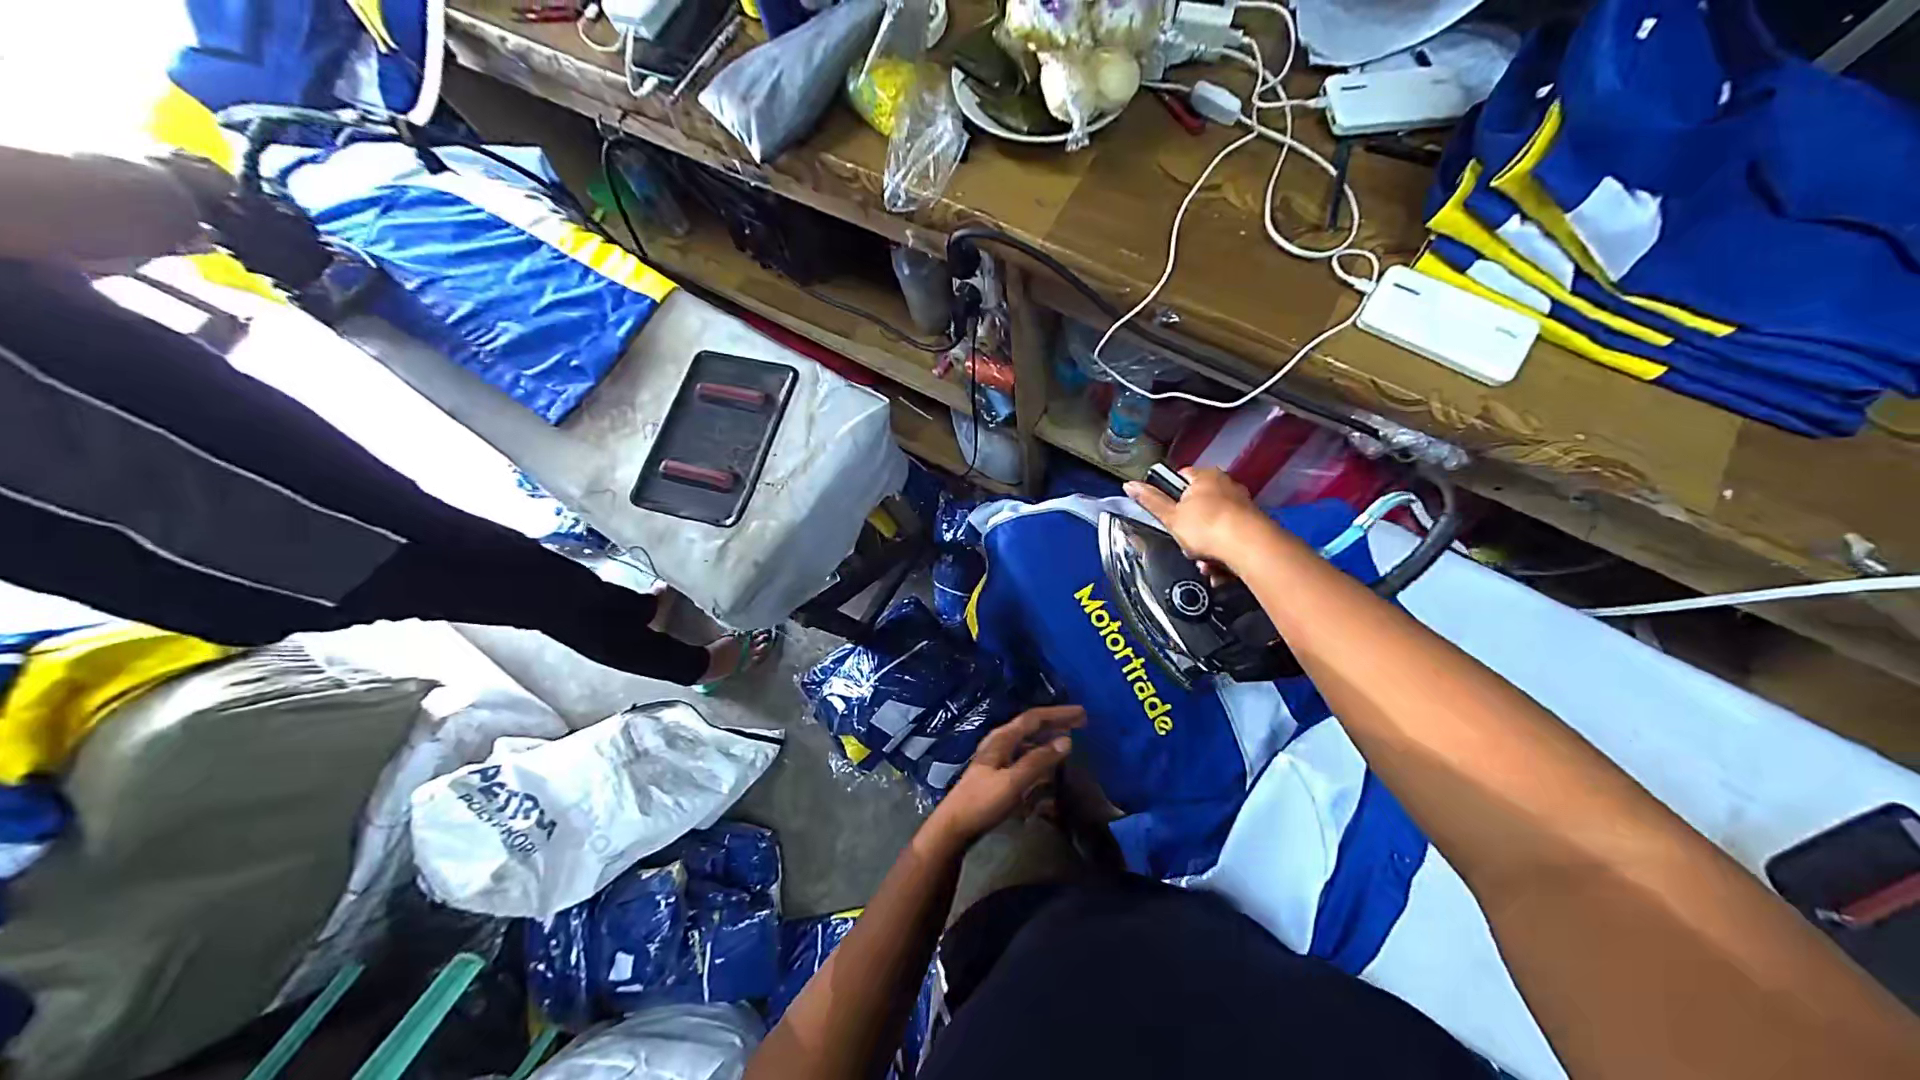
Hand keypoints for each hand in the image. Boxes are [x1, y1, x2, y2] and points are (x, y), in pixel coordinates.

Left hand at [925, 705, 1084, 847]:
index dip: (1058, 714)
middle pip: (1031, 727)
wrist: (954, 827)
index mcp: (1002, 739)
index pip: (1033, 718)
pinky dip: (1040, 758)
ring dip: (1048, 740)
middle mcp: (1000, 743)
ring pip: (1028, 743)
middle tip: (1080, 723)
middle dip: (1055, 724)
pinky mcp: (998, 775)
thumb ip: (1038, 761)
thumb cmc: (982, 802)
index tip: (1082, 713)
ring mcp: (998, 759)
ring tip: (1069, 743)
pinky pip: (1024, 759)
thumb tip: (1066, 741)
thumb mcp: (1013, 782)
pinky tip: (1050, 769)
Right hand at [1123, 467, 1274, 569]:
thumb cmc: (1208, 526)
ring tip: (1202, 557)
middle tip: (1183, 538)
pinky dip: (1223, 548)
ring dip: (1206, 541)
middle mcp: (1226, 484)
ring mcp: (1242, 503)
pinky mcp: (1254, 523)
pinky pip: (1230, 535)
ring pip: (1214, 522)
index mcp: (1205, 476)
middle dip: (1190, 525)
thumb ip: (1150, 500)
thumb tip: (1130, 485)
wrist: (1250, 547)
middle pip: (1198, 503)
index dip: (1170, 495)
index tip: (1167, 513)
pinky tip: (1218, 562)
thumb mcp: (1170, 516)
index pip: (1181, 477)